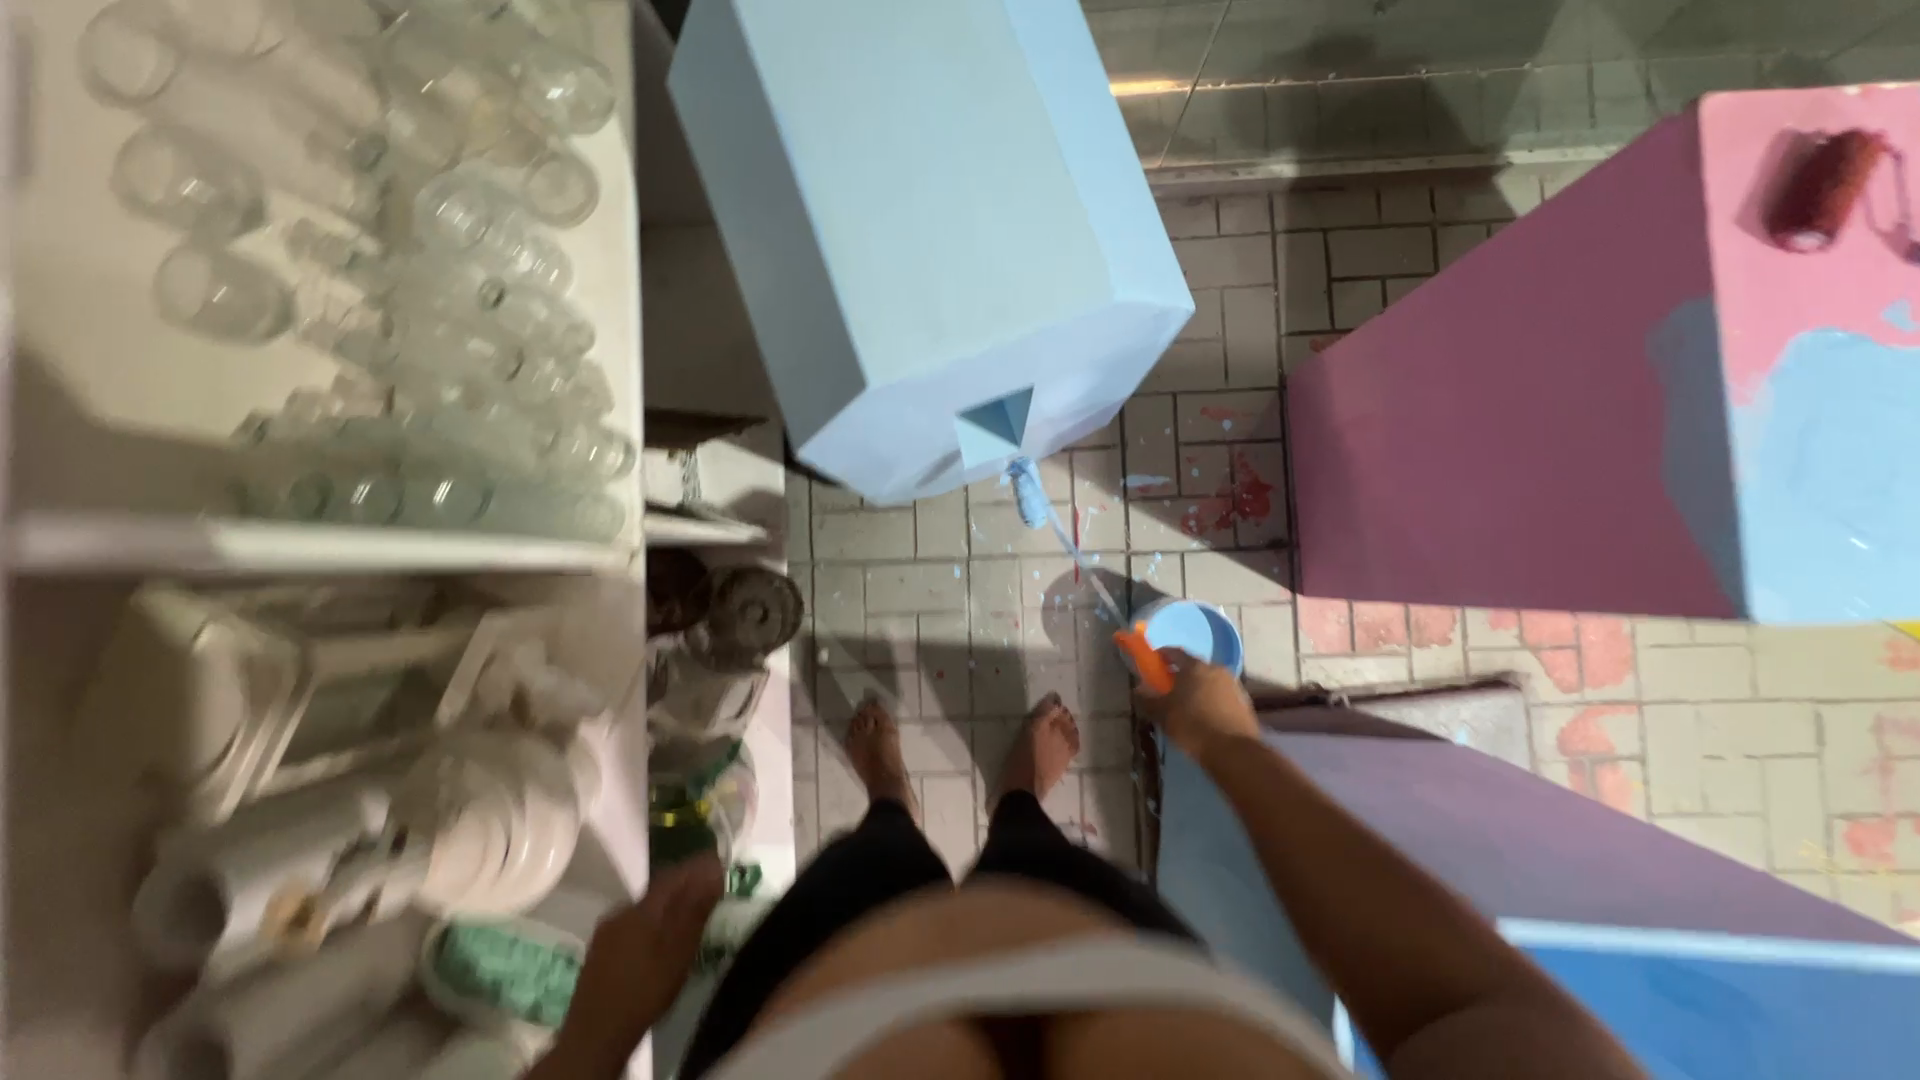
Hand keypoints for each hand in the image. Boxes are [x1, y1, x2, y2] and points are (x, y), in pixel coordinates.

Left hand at [555, 851, 724, 1067]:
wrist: (595, 1035)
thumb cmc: (645, 990)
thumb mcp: (679, 950)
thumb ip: (696, 908)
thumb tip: (713, 869)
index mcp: (642, 908)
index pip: (674, 875)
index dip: (696, 866)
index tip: (717, 861)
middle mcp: (621, 912)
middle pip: (657, 890)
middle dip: (682, 884)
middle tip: (706, 886)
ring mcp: (606, 933)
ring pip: (643, 909)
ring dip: (666, 905)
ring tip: (685, 913)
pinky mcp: (599, 953)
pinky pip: (631, 925)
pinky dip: (650, 923)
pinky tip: (656, 940)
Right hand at [1135, 648, 1259, 765]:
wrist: (1233, 751)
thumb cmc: (1192, 726)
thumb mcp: (1163, 714)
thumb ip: (1148, 698)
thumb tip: (1138, 688)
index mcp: (1194, 667)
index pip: (1175, 652)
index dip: (1162, 655)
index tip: (1154, 663)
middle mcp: (1216, 669)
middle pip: (1194, 667)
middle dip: (1180, 675)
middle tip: (1168, 689)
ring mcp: (1233, 685)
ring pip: (1209, 681)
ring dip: (1197, 688)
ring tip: (1187, 706)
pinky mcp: (1244, 702)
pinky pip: (1221, 695)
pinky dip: (1211, 700)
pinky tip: (1205, 717)